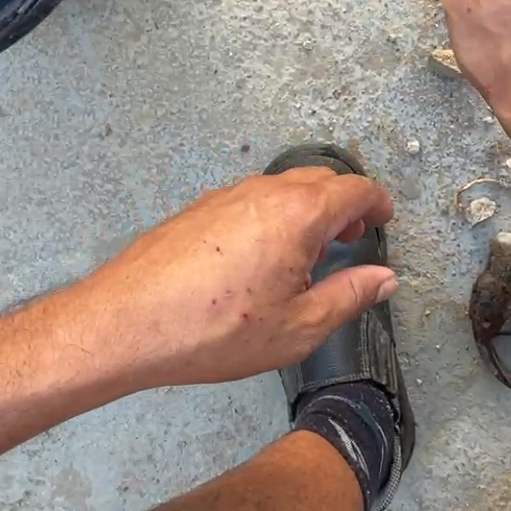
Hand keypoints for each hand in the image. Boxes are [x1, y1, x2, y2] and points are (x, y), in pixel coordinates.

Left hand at [47, 167, 397, 389]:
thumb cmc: (216, 330)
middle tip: (351, 238)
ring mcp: (229, 194)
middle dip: (346, 204)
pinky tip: (261, 256)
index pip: (355, 188)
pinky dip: (276, 213)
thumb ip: (351, 296)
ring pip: (286, 187)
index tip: (383, 220)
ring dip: (310, 208)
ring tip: (308, 252)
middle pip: (322, 180)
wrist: (124, 324)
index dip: (377, 202)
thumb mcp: (298, 326)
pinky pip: (254, 198)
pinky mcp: (201, 207)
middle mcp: (266, 191)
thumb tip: (386, 278)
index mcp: (299, 213)